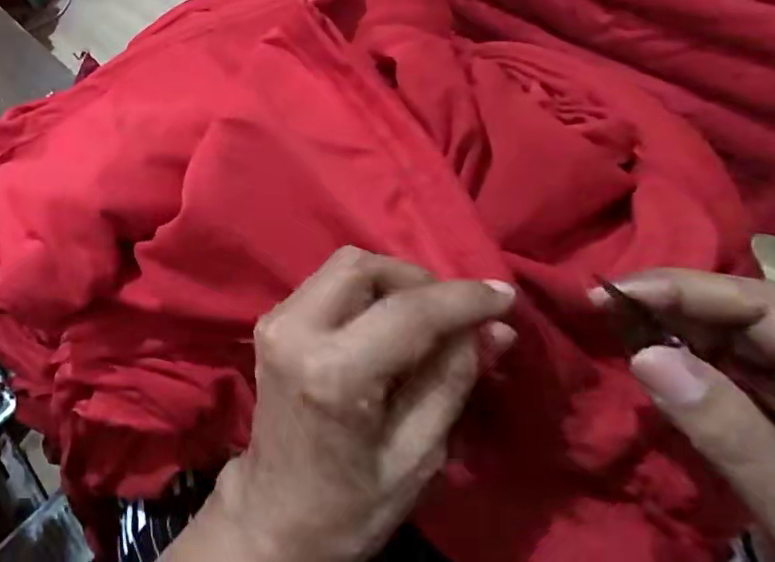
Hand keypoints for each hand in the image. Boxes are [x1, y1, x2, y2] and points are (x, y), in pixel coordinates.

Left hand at [168, 248, 516, 561]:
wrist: (277, 509)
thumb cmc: (354, 500)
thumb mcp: (419, 453)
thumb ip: (451, 380)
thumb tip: (493, 327)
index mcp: (331, 370)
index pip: (405, 311)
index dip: (460, 298)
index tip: (504, 294)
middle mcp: (294, 328)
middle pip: (361, 266)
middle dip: (417, 280)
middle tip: (458, 314)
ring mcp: (274, 319)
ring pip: (340, 267)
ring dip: (390, 282)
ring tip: (430, 320)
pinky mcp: (270, 320)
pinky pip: (324, 284)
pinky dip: (364, 292)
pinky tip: (391, 325)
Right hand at [594, 270, 774, 561]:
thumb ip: (739, 444)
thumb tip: (643, 353)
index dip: (689, 290)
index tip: (611, 292)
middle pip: (763, 324)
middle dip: (675, 308)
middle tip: (597, 306)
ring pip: (752, 350)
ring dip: (678, 335)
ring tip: (613, 327)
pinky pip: (753, 385)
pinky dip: (695, 370)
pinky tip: (653, 362)